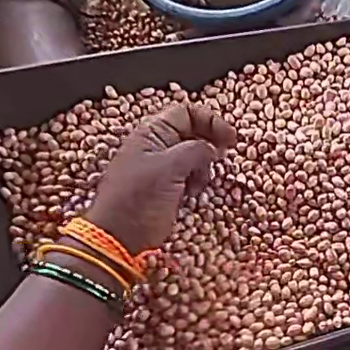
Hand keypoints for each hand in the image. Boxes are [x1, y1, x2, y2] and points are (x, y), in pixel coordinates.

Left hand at [87, 102, 235, 251]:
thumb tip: (213, 148)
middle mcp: (158, 146)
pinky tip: (193, 193)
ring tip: (198, 182)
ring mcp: (163, 169)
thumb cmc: (137, 199)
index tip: (230, 137)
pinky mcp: (168, 189)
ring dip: (204, 167)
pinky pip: (191, 178)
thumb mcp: (168, 168)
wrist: (119, 236)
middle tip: (221, 159)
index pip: (187, 113)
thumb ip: (195, 151)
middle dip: (210, 145)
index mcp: (152, 133)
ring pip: (195, 157)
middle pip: (194, 134)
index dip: (211, 121)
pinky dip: (198, 182)